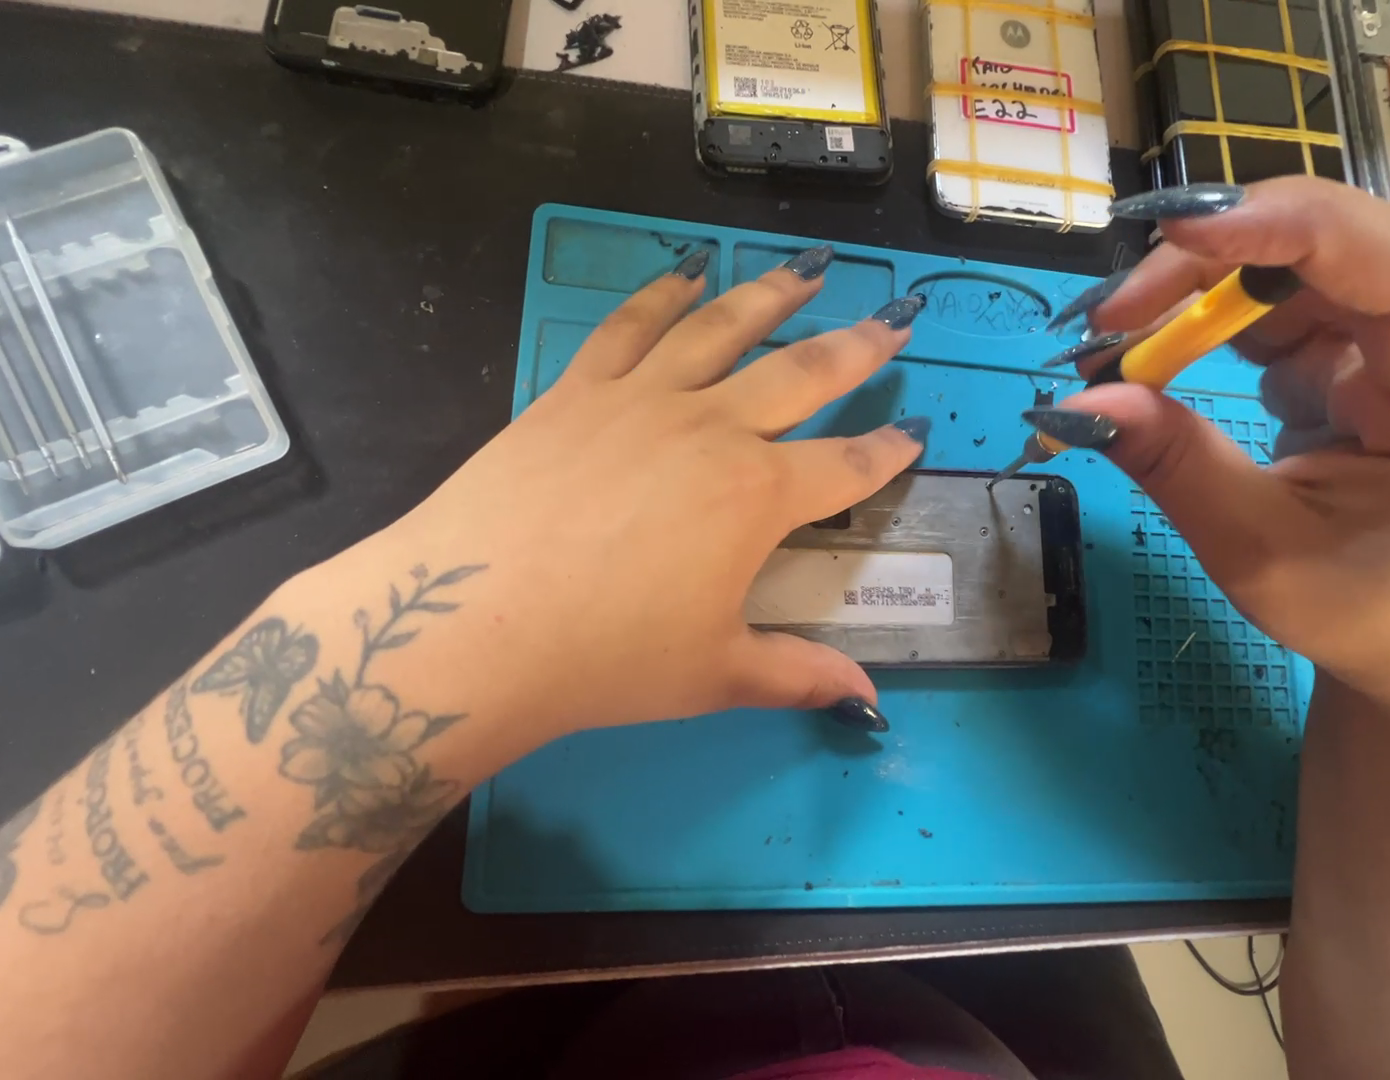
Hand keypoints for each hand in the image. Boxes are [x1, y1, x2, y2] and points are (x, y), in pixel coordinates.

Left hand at [384, 248, 925, 739]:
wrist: (473, 623)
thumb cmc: (606, 658)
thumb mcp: (715, 675)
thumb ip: (799, 675)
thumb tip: (867, 700)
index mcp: (757, 497)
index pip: (845, 468)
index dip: (888, 453)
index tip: (916, 432)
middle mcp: (712, 430)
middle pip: (803, 375)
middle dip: (860, 347)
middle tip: (898, 318)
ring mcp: (642, 400)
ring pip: (723, 328)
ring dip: (774, 294)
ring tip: (811, 268)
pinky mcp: (578, 390)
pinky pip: (630, 326)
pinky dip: (664, 291)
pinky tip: (688, 268)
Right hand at [1058, 179, 1389, 701]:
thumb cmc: (1358, 609)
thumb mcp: (1252, 547)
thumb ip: (1172, 464)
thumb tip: (1076, 404)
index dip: (1291, 232)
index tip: (1176, 232)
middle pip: (1340, 250)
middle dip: (1216, 262)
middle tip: (1110, 313)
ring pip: (1297, 273)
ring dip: (1198, 293)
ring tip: (1115, 340)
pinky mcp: (1354, 363)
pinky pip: (1276, 314)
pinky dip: (1205, 326)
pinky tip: (1154, 359)